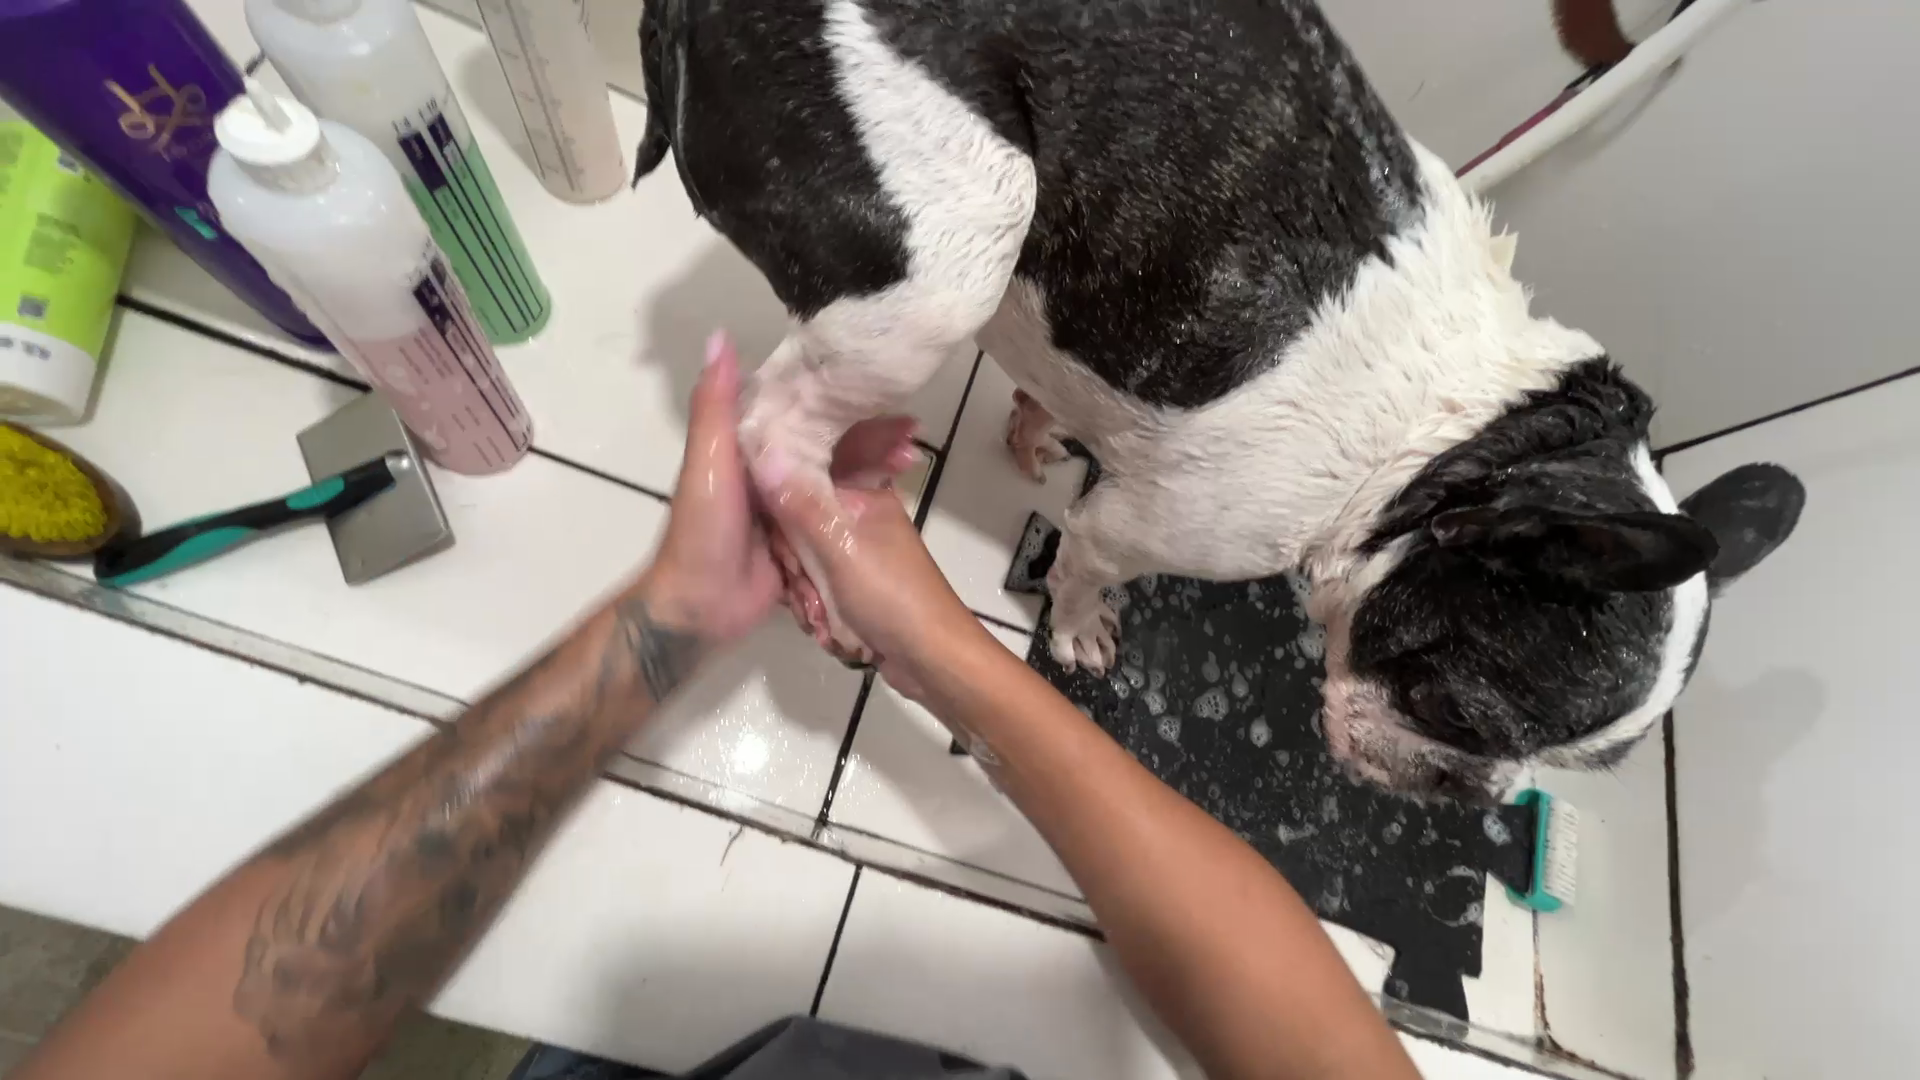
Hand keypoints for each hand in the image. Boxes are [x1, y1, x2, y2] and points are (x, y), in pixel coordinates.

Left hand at [642, 332, 920, 645]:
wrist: (701, 606)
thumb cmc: (703, 529)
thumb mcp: (708, 461)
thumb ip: (715, 405)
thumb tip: (720, 338)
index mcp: (752, 448)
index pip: (806, 414)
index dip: (842, 403)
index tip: (882, 393)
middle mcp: (775, 472)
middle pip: (831, 445)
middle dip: (871, 436)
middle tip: (912, 433)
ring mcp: (793, 508)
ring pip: (841, 478)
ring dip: (876, 466)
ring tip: (912, 460)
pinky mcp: (807, 539)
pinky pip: (841, 515)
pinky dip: (868, 504)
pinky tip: (896, 496)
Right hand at [757, 450, 986, 694]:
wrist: (931, 658)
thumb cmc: (892, 597)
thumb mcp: (841, 547)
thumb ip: (800, 505)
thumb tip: (763, 450)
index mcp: (864, 500)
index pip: (801, 489)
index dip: (784, 524)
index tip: (787, 553)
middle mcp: (860, 524)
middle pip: (798, 535)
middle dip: (797, 573)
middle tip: (812, 591)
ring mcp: (859, 560)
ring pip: (804, 571)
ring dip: (808, 601)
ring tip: (826, 618)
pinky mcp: (856, 592)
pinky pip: (819, 596)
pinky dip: (821, 617)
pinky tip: (831, 632)